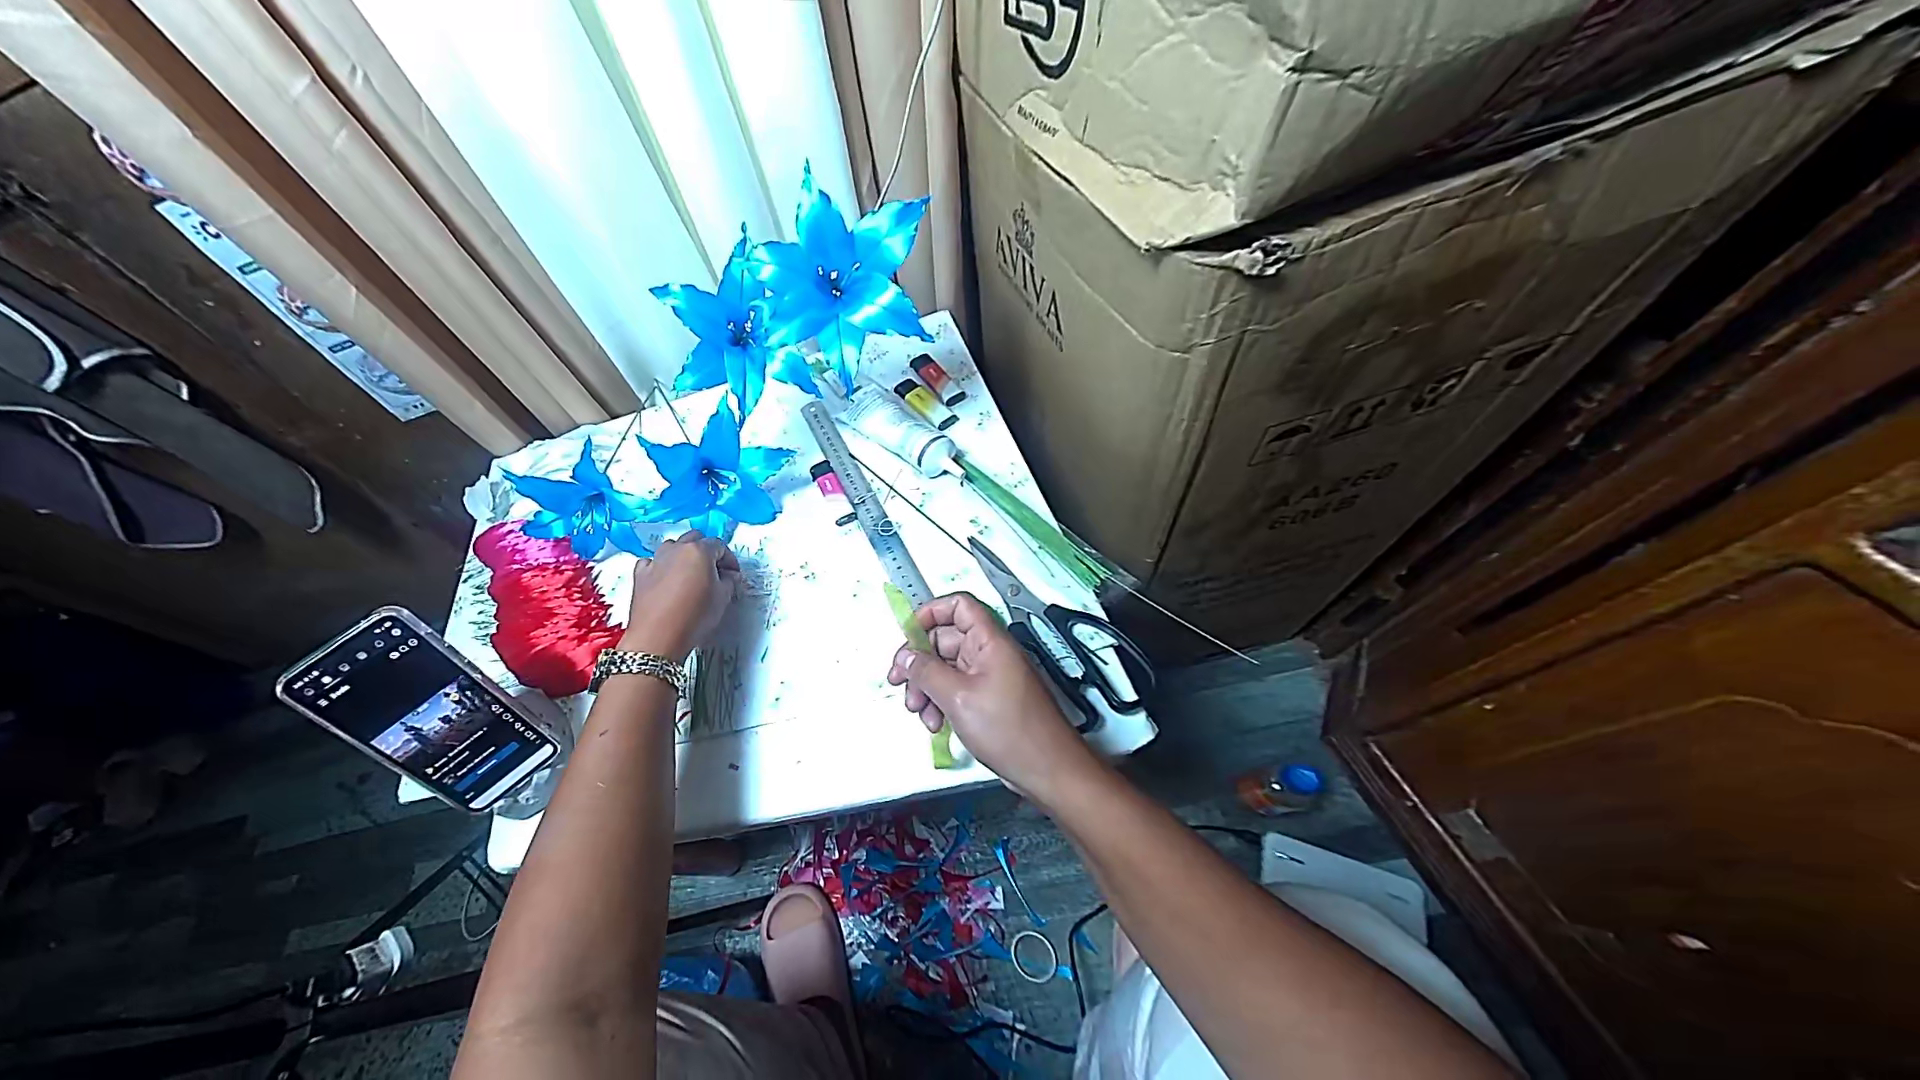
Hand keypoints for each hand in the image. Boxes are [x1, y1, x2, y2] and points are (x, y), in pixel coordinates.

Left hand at [619, 531, 739, 660]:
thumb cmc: (695, 615)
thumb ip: (729, 580)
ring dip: (683, 556)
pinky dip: (662, 566)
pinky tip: (667, 580)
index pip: (720, 546)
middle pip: (694, 539)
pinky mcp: (640, 574)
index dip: (730, 560)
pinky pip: (653, 562)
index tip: (733, 574)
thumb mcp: (723, 597)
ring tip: (691, 575)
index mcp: (699, 551)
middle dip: (707, 551)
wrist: (658, 637)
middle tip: (714, 571)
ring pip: (672, 547)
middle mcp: (675, 549)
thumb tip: (728, 575)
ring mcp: (655, 560)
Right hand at [886, 593, 1099, 799]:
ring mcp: (990, 676)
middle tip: (901, 681)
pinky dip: (940, 702)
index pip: (958, 606)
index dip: (930, 613)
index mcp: (990, 641)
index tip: (908, 636)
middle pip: (945, 639)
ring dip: (926, 687)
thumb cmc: (1015, 732)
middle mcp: (991, 653)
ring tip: (919, 710)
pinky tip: (936, 723)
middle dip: (919, 661)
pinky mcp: (989, 698)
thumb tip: (907, 657)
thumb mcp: (958, 698)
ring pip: (947, 667)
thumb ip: (926, 672)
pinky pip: (956, 689)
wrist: (1046, 769)